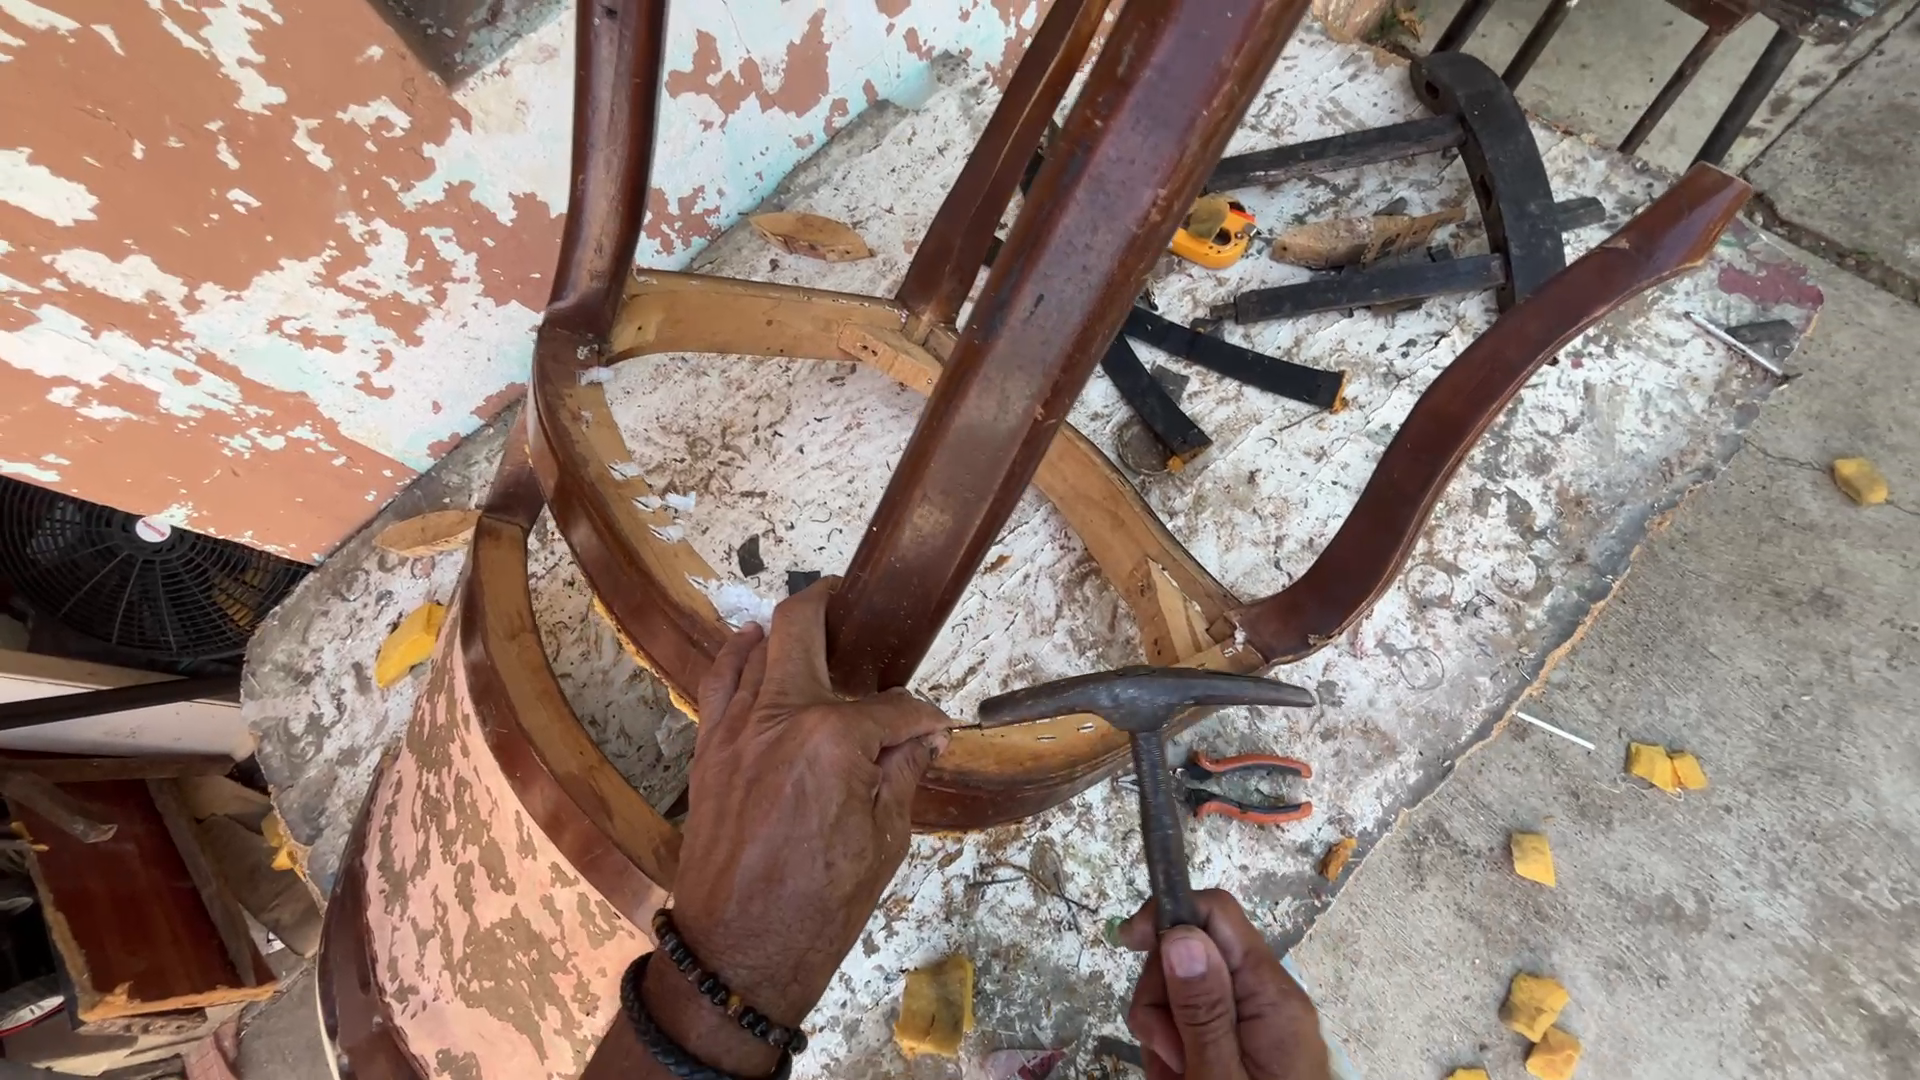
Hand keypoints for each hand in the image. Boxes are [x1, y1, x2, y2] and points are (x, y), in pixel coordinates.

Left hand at [640, 578, 951, 1075]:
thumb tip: (929, 732)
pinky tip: (752, 648)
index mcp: (834, 738)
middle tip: (849, 598)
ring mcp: (736, 726)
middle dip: (830, 603)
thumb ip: (905, 767)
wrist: (736, 955)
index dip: (924, 717)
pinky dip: (738, 656)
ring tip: (811, 621)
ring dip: (784, 626)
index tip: (937, 728)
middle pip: (801, 627)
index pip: (894, 708)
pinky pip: (720, 681)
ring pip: (754, 645)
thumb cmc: (822, 904)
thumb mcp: (885, 838)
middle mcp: (779, 714)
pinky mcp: (709, 746)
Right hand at [1119, 890, 1330, 1079]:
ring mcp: (1255, 1020)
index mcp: (1272, 996)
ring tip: (1174, 1076)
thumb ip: (1201, 1010)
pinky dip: (1171, 1046)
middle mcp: (1267, 997)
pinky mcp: (1242, 1042)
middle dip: (1160, 992)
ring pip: (1180, 985)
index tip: (1125, 944)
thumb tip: (1180, 932)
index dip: (1167, 913)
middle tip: (1165, 1051)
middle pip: (1189, 947)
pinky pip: (1188, 1020)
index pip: (1216, 913)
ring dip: (1162, 1028)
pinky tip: (1179, 1077)